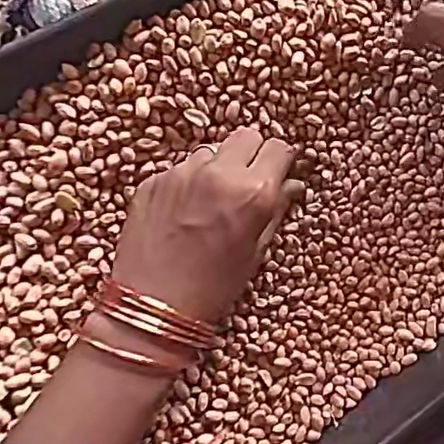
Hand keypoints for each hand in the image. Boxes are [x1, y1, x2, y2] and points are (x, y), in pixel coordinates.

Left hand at [5, 129, 296, 443]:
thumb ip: (275, 209)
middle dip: (252, 154)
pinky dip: (189, 181)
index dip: (280, 161)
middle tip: (247, 181)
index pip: (278, 147)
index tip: (276, 172)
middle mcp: (218, 174)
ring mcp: (181, 174)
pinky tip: (186, 211)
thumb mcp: (256, 251)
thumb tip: (290, 185)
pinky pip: (181, 167)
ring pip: (212, 150)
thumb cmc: (212, 287)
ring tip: (212, 200)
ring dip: (219, 166)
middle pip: (246, 136)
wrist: (153, 307)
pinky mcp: (153, 180)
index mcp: (253, 193)